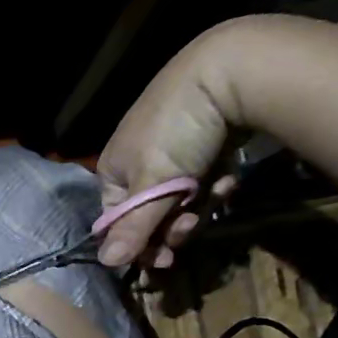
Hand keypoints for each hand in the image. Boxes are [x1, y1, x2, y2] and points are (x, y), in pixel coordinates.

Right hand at [95, 23, 245, 268]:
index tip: (164, 260)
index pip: (119, 224)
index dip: (140, 245)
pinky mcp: (201, 149)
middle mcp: (136, 166)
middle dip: (173, 227)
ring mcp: (170, 156)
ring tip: (214, 194)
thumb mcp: (154, 185)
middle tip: (190, 225)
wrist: (231, 73)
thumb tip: (106, 264)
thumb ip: (133, 228)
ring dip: (198, 208)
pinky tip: (228, 177)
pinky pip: (202, 184)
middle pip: (151, 218)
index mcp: (113, 172)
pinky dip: (214, 186)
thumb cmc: (178, 132)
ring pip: (180, 205)